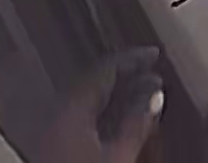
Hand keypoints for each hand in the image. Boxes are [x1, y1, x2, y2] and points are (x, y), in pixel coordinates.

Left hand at [35, 48, 164, 162]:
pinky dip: (106, 118)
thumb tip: (154, 94)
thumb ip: (138, 121)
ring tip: (142, 104)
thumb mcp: (118, 157)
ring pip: (90, 105)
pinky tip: (120, 129)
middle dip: (127, 79)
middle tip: (152, 78)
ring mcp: (53, 138)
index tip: (154, 54)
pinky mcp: (54, 155)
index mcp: (72, 109)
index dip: (134, 58)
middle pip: (96, 84)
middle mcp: (59, 117)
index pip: (106, 67)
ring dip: (118, 100)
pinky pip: (83, 123)